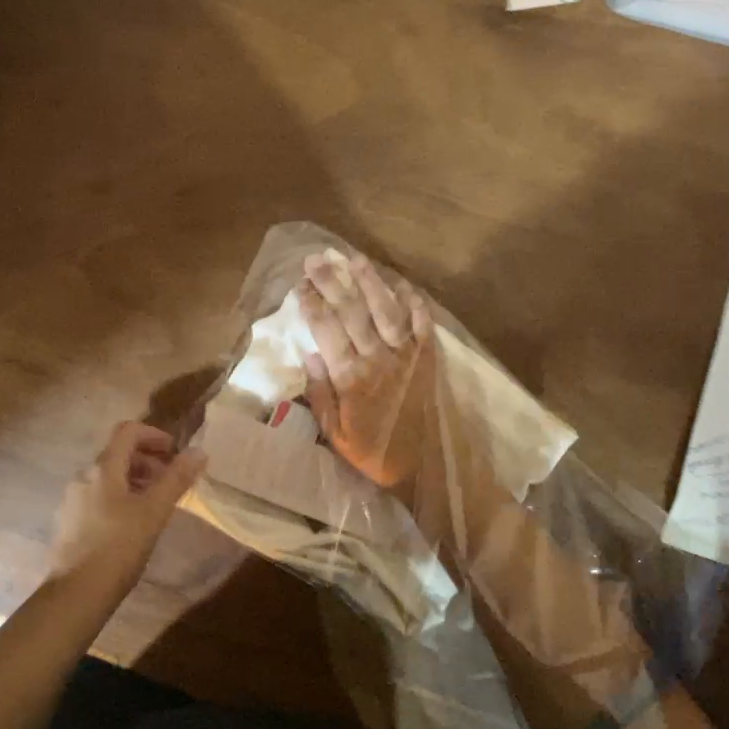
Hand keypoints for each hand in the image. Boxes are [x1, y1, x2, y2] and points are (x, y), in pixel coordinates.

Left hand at [48, 421, 205, 593]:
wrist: (75, 595)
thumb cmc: (118, 547)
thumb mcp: (153, 512)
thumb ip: (176, 479)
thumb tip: (199, 451)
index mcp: (102, 468)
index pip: (127, 431)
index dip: (153, 435)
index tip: (174, 453)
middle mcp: (82, 476)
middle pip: (117, 454)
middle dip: (146, 460)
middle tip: (169, 481)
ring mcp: (72, 500)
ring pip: (107, 478)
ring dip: (133, 480)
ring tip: (154, 504)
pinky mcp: (68, 523)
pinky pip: (96, 497)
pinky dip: (118, 498)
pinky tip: (130, 526)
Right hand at [298, 253, 435, 491]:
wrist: (426, 470)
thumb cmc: (373, 453)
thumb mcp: (335, 435)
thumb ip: (320, 394)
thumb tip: (310, 354)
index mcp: (351, 378)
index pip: (327, 330)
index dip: (312, 304)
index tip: (300, 285)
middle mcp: (378, 359)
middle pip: (352, 311)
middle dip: (332, 282)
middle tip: (316, 258)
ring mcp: (406, 355)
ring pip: (386, 310)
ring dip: (371, 282)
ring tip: (355, 259)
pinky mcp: (428, 358)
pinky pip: (421, 323)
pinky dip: (413, 302)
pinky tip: (401, 284)